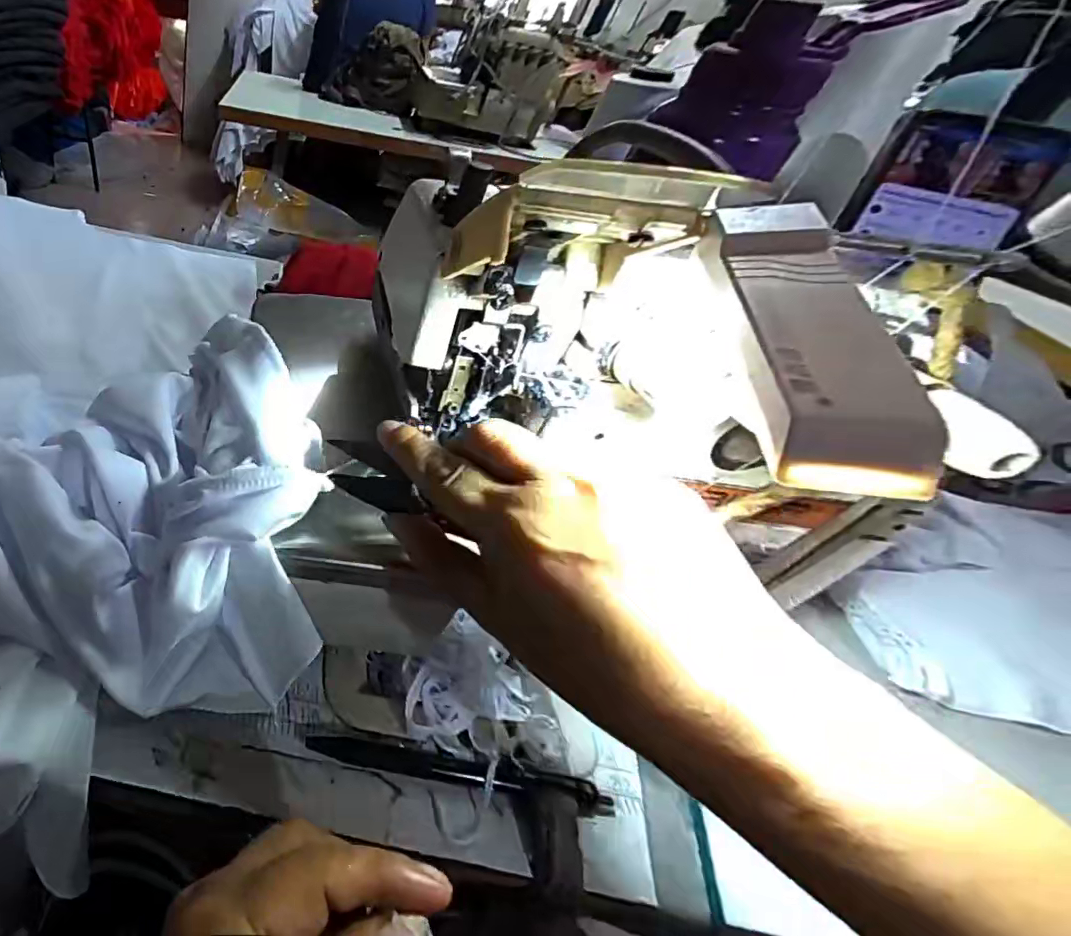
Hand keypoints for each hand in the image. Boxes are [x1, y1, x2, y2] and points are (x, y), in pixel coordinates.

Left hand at [164, 820, 449, 935]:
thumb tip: (396, 919)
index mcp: (229, 909)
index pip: (316, 863)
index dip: (382, 870)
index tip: (440, 892)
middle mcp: (209, 894)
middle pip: (295, 845)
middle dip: (357, 868)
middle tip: (414, 903)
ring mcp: (203, 909)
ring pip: (281, 863)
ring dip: (336, 885)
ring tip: (386, 916)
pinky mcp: (206, 928)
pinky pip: (266, 891)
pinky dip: (309, 905)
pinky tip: (341, 930)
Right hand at [376, 419, 802, 739]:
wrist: (731, 692)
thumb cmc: (597, 668)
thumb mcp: (501, 620)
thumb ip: (442, 561)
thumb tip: (403, 523)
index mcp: (513, 523)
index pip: (442, 469)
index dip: (409, 447)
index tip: (391, 430)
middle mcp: (562, 485)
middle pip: (491, 433)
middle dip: (465, 447)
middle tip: (467, 482)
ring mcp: (618, 480)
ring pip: (545, 446)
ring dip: (522, 467)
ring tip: (539, 516)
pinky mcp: (663, 486)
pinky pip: (597, 467)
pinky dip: (574, 486)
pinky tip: (595, 532)